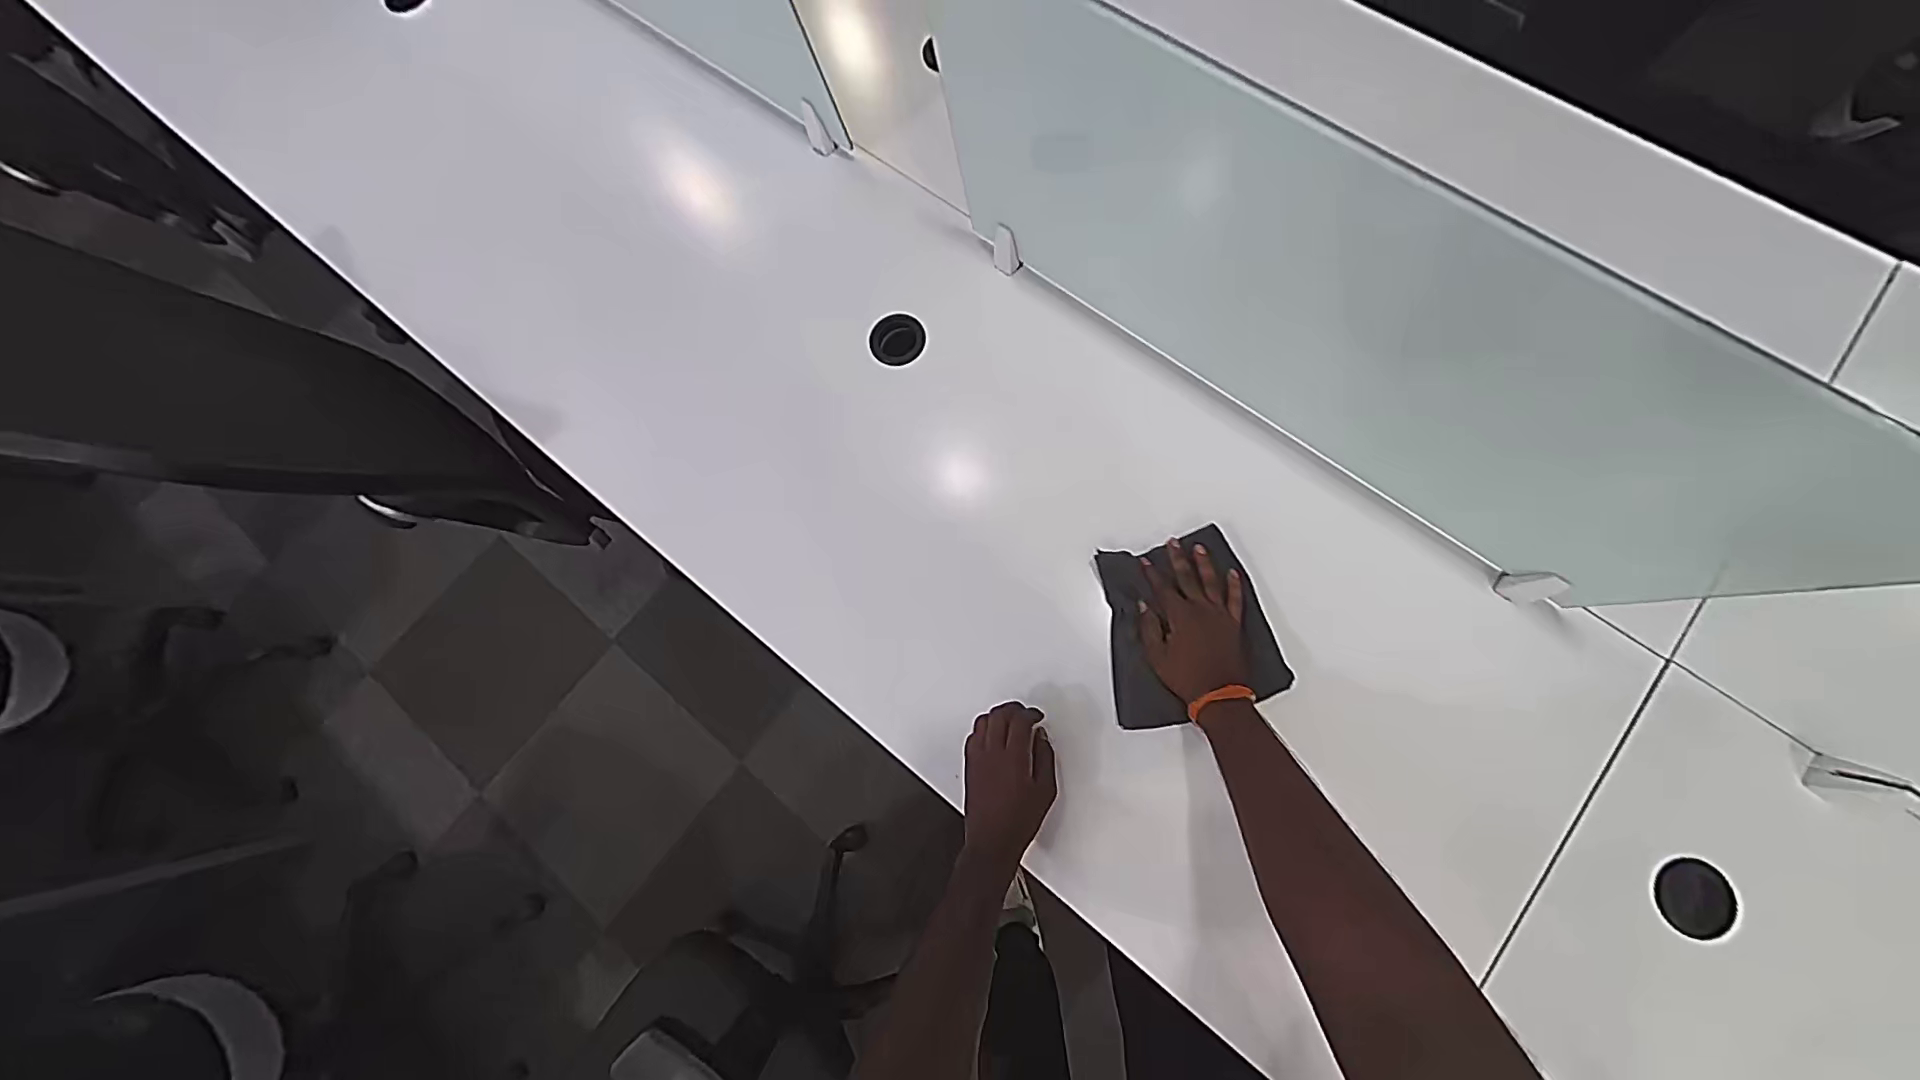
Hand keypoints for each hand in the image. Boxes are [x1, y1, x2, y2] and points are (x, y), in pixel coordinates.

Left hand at [962, 702, 1057, 873]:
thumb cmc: (1018, 821)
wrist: (992, 841)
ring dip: (997, 715)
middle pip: (999, 715)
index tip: (1037, 716)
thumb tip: (1041, 738)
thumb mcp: (1045, 790)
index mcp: (1013, 758)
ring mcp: (977, 758)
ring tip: (1009, 720)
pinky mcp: (969, 765)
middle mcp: (992, 753)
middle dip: (1013, 709)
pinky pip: (973, 735)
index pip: (1019, 721)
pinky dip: (984, 728)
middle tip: (1024, 713)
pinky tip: (992, 733)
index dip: (1030, 713)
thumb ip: (1045, 758)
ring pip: (983, 721)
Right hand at [1137, 537, 1249, 705]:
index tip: (1146, 562)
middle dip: (1178, 559)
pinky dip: (1234, 585)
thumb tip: (1144, 608)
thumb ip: (1150, 629)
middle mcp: (1201, 610)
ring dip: (1204, 564)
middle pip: (1187, 578)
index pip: (1163, 589)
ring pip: (1212, 582)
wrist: (1219, 695)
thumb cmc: (1188, 678)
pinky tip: (1232, 573)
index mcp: (1180, 617)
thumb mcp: (1157, 656)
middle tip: (1173, 544)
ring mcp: (1220, 616)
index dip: (1153, 574)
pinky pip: (1235, 599)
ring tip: (1199, 549)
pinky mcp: (1234, 624)